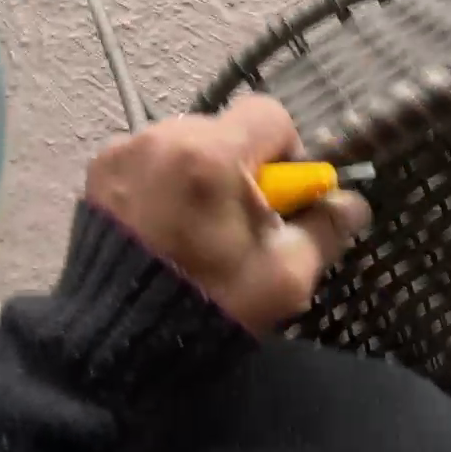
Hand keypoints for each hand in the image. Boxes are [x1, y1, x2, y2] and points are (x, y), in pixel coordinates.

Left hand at [84, 96, 371, 335]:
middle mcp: (163, 136)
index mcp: (211, 154)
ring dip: (197, 170)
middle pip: (222, 128)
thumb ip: (324, 230)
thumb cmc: (208, 305)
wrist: (117, 337)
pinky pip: (147, 157)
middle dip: (238, 165)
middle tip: (234, 220)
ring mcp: (124, 150)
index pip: (268, 114)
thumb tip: (351, 203)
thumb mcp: (284, 277)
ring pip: (183, 141)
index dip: (285, 151)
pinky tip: (157, 223)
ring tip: (191, 224)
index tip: (277, 195)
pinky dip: (160, 179)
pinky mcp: (98, 168)